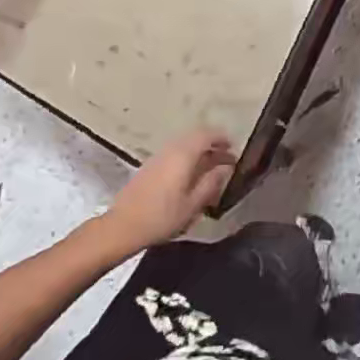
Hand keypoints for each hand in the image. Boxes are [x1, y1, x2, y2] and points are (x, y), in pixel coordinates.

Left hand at [100, 129, 236, 250]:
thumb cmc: (162, 217)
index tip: (234, 147)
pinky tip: (193, 175)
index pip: (205, 134)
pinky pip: (174, 153)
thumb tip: (226, 167)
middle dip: (212, 145)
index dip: (221, 137)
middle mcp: (170, 149)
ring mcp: (158, 156)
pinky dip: (188, 158)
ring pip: (184, 145)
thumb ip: (211, 183)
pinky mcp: (150, 165)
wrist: (125, 225)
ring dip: (200, 152)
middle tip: (228, 159)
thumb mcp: (193, 204)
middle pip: (194, 137)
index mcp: (182, 155)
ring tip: (214, 168)